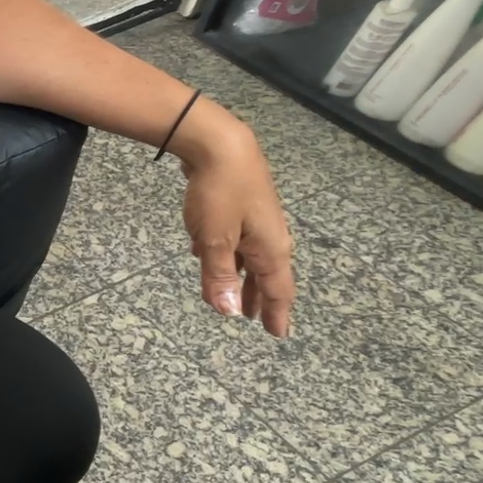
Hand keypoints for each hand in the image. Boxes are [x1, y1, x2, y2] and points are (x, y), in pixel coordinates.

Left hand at [172, 105, 295, 337]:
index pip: (277, 290)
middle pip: (265, 277)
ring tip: (233, 298)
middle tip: (256, 322)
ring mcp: (256, 221)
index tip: (277, 335)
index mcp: (269, 249)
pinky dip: (224, 255)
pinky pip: (233, 241)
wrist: (220, 146)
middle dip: (259, 300)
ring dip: (240, 279)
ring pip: (248, 259)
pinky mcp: (239, 209)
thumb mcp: (214, 240)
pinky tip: (205, 258)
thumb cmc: (219, 194)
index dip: (275, 314)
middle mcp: (269, 237)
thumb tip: (228, 313)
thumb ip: (218, 276)